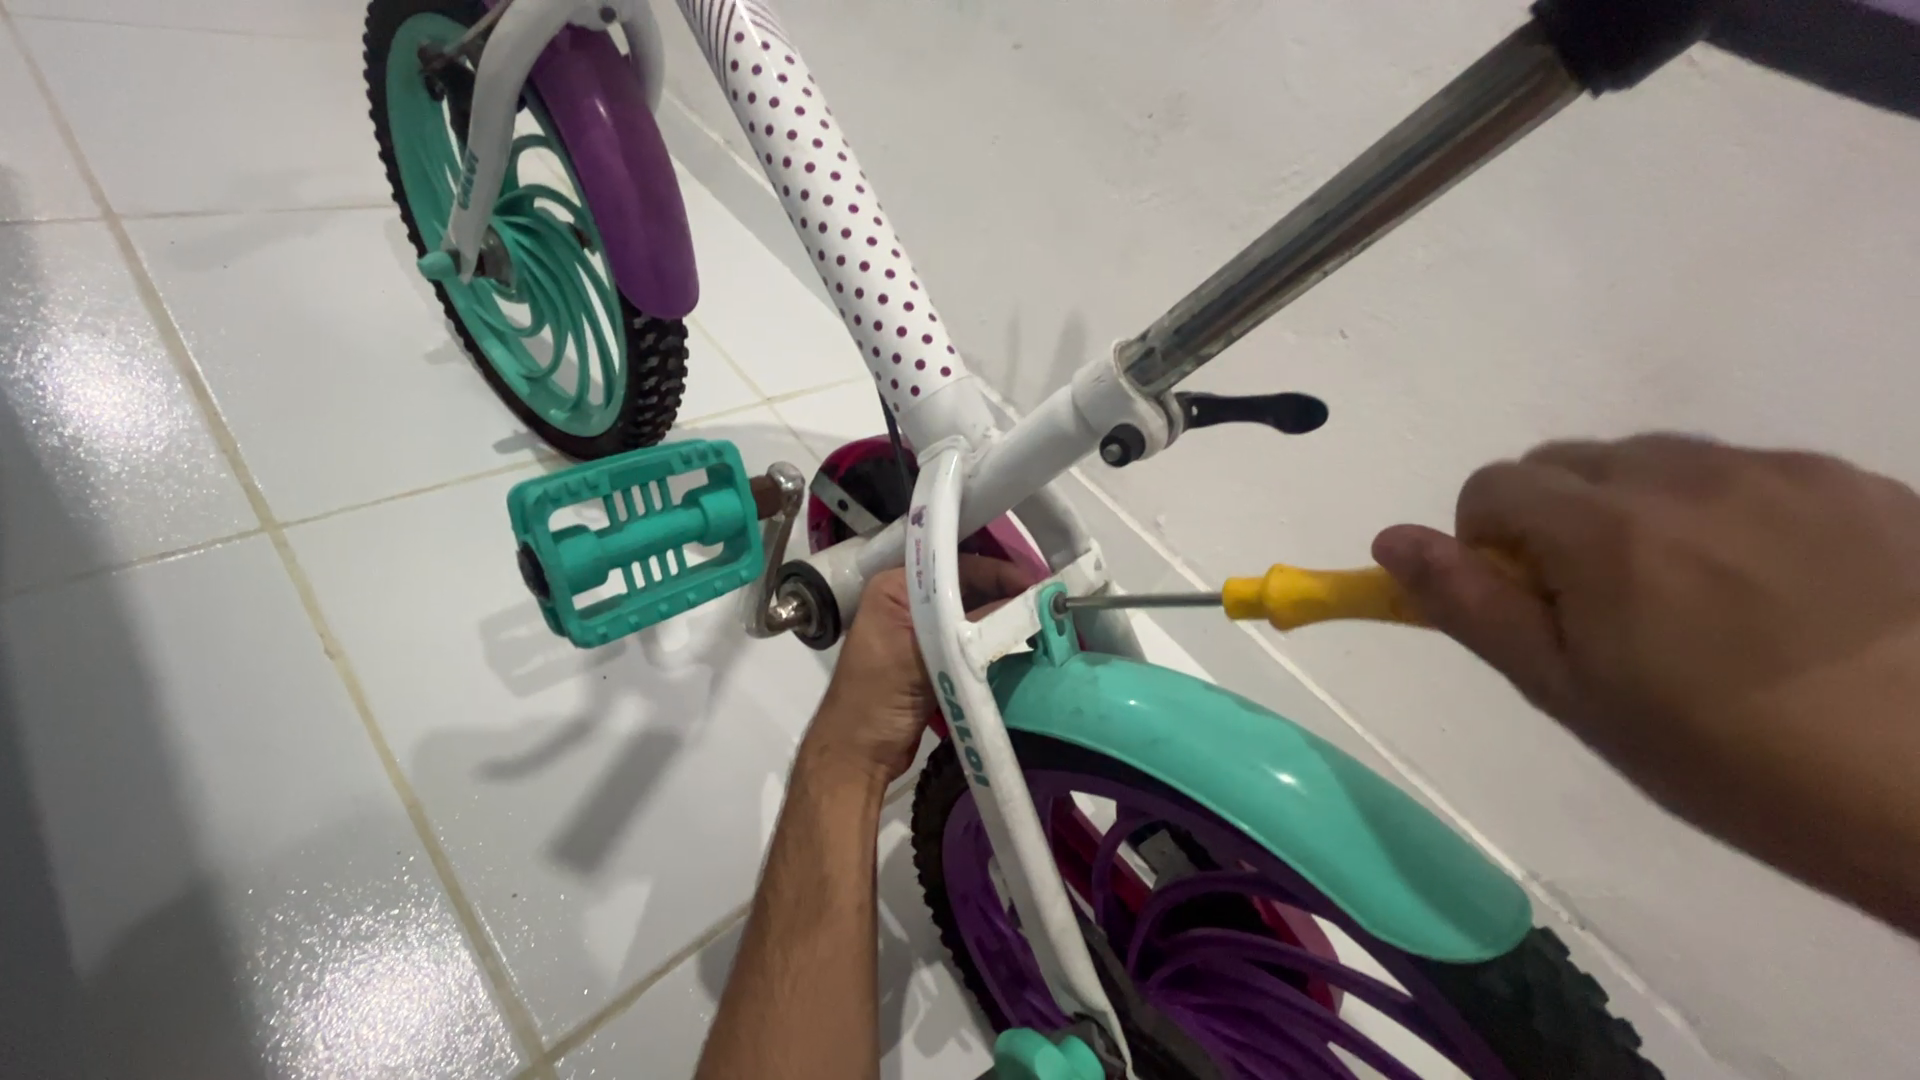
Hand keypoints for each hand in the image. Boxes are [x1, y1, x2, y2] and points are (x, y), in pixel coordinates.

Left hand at [801, 557, 1034, 787]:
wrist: (858, 755)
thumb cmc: (878, 698)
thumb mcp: (925, 655)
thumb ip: (973, 626)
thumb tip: (1029, 602)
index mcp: (894, 587)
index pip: (953, 565)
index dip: (997, 571)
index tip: (1036, 584)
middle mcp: (906, 601)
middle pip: (965, 587)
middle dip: (1004, 593)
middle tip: (1045, 602)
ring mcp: (918, 630)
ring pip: (969, 613)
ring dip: (1001, 617)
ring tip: (1040, 620)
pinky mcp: (930, 657)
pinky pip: (967, 639)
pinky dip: (991, 640)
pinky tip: (1019, 643)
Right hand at [1374, 435, 1919, 928]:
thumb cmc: (1730, 757)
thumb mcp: (1570, 693)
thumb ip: (1471, 604)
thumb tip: (1390, 540)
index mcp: (1604, 529)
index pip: (1493, 485)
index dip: (1485, 539)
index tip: (1525, 600)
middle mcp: (1687, 476)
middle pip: (1568, 460)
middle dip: (1554, 517)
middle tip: (1600, 604)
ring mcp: (1784, 473)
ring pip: (1656, 461)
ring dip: (1637, 509)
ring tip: (1696, 598)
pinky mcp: (1866, 484)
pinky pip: (1748, 472)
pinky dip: (1724, 511)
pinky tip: (1779, 588)